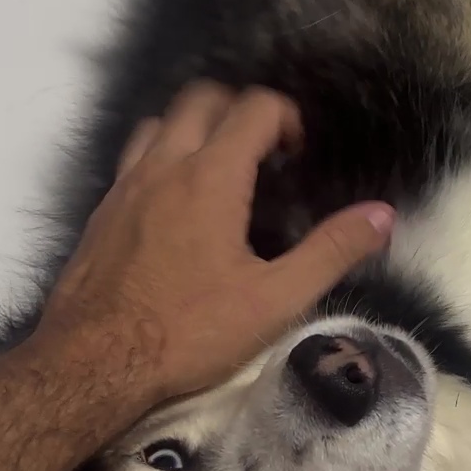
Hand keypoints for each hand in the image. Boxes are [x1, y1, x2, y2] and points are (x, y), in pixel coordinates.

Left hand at [29, 81, 394, 403]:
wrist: (88, 370)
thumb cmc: (191, 330)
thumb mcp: (280, 297)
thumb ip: (335, 249)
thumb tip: (383, 215)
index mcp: (210, 180)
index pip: (252, 110)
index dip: (290, 118)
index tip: (306, 154)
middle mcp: (162, 170)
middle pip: (200, 101)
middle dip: (244, 111)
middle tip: (276, 152)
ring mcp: (124, 190)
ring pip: (160, 125)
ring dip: (201, 129)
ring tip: (234, 170)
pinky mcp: (102, 215)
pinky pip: (137, 159)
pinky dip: (170, 158)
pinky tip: (191, 205)